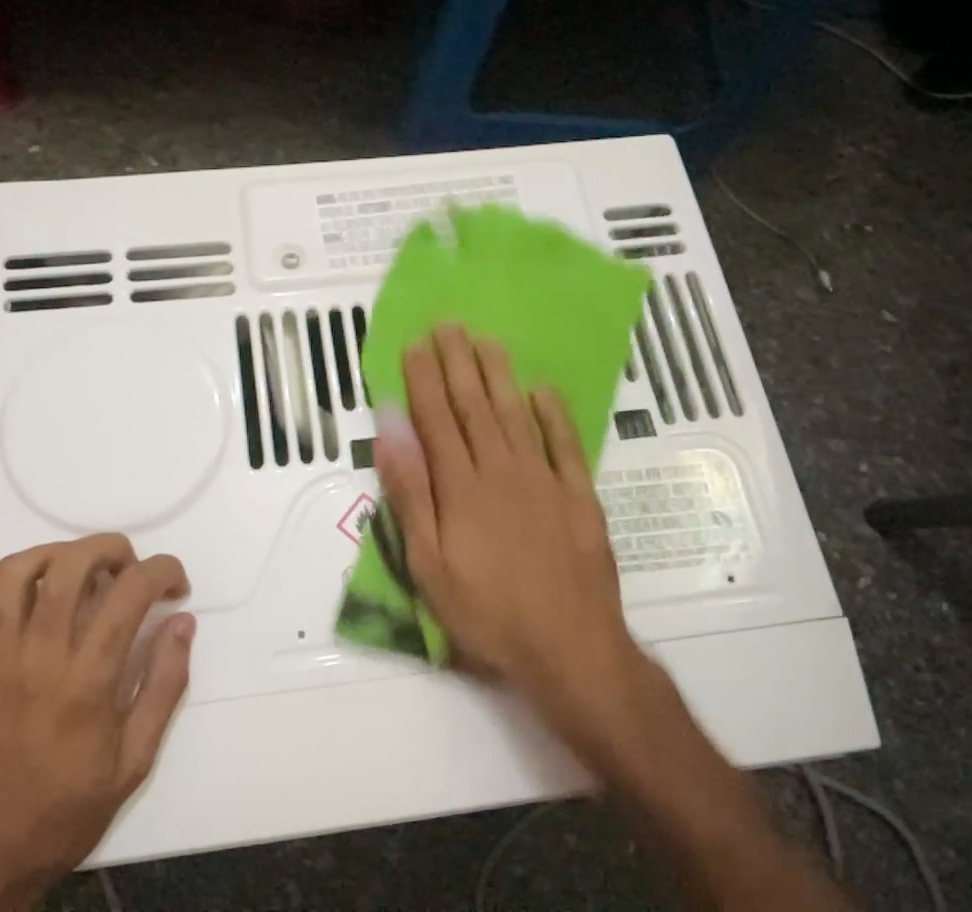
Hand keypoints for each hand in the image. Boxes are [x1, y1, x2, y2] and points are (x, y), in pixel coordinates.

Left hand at [0, 535, 192, 911]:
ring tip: (79, 572)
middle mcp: (38, 654)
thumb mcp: (133, 763)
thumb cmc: (64, 812)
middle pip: (72, 564)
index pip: (130, 592)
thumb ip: (164, 687)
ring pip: (19, 570)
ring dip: (57, 555)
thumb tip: (183, 624)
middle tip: (130, 567)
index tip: (176, 585)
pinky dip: (9, 585)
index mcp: (87, 679)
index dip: (162, 571)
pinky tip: (30, 604)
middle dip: (111, 548)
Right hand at [375, 326, 652, 739]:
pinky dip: (553, 414)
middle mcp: (502, 471)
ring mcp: (545, 481)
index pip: (436, 420)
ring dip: (500, 376)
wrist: (570, 646)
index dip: (424, 380)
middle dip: (458, 363)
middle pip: (475, 407)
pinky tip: (542, 391)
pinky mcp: (579, 497)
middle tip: (448, 325)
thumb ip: (411, 492)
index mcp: (460, 487)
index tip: (415, 344)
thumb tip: (391, 430)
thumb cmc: (486, 613)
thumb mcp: (429, 564)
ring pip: (516, 415)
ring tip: (487, 341)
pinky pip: (564, 444)